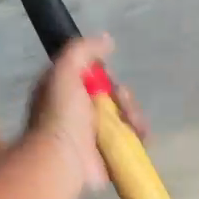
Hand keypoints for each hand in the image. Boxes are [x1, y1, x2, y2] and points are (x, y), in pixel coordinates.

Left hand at [26, 36, 147, 189]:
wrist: (62, 159)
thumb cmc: (59, 113)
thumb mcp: (65, 71)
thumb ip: (82, 50)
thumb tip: (107, 39)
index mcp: (62, 91)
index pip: (90, 76)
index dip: (103, 73)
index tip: (107, 75)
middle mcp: (77, 112)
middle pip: (111, 96)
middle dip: (122, 94)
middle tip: (120, 99)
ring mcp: (93, 135)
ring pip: (124, 116)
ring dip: (133, 114)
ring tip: (131, 120)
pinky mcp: (109, 154)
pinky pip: (132, 139)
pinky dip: (139, 134)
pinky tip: (139, 134)